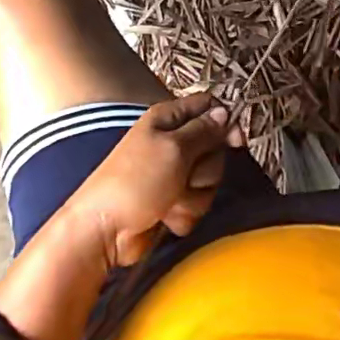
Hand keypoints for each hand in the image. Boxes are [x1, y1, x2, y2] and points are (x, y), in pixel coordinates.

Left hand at [60, 92, 243, 267]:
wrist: (103, 232)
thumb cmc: (135, 182)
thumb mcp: (174, 149)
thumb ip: (204, 131)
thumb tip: (226, 111)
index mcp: (168, 119)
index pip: (208, 107)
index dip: (226, 121)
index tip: (236, 142)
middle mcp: (171, 142)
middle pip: (214, 149)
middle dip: (205, 169)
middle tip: (183, 175)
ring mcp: (172, 173)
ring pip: (208, 181)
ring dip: (193, 196)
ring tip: (169, 200)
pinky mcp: (172, 201)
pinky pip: (196, 205)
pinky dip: (183, 213)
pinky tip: (164, 216)